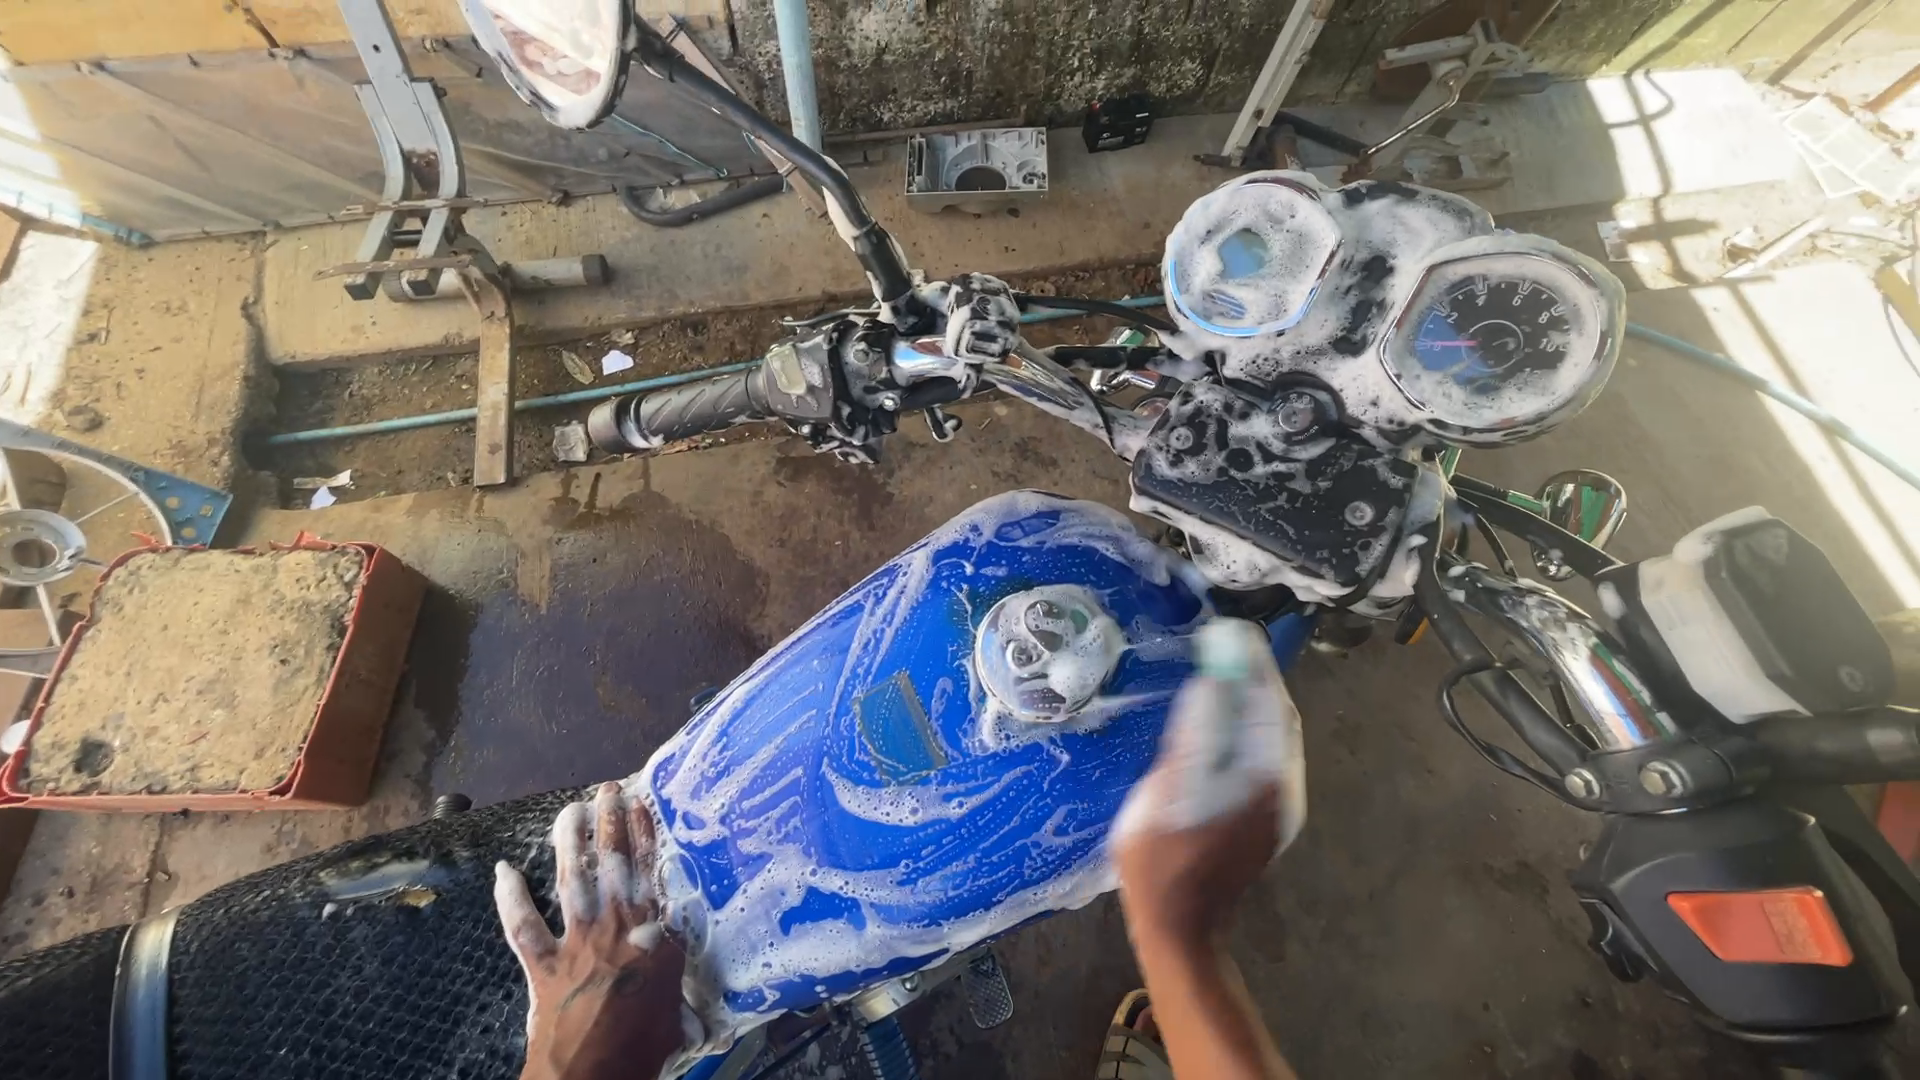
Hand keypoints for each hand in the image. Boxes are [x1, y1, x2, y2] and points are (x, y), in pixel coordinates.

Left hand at [494, 782, 694, 1079]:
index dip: (646, 836)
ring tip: (570, 811)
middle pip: (613, 865)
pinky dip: (511, 900)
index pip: (652, 872)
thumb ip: (689, 1007)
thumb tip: (716, 1024)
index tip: (642, 802)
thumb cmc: (642, 1045)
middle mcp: (615, 926)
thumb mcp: (677, 1018)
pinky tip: (503, 871)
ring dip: (570, 844)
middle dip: (610, 825)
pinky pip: (523, 928)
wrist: (590, 1076)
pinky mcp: (542, 965)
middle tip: (607, 789)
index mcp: (652, 932)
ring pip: (573, 882)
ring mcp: (576, 942)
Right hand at [1111, 620, 1304, 949]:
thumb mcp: (1169, 793)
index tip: (1230, 629)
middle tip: (1227, 642)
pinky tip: (1223, 713)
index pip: (1268, 704)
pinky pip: (1264, 752)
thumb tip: (1212, 683)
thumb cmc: (1162, 861)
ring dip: (1254, 696)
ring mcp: (1276, 804)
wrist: (1180, 927)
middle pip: (1277, 717)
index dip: (1251, 663)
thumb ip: (1195, 737)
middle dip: (1255, 675)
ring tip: (1225, 666)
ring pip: (1273, 734)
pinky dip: (1248, 722)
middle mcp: (1282, 788)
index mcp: (1264, 782)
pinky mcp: (1264, 813)